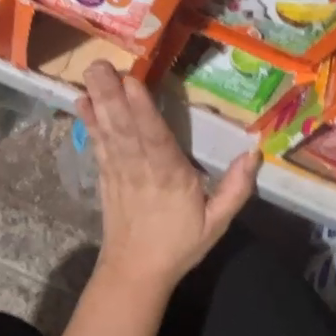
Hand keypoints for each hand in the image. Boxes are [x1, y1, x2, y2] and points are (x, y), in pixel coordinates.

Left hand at [76, 60, 260, 294]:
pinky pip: (97, 143)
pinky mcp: (105, 174)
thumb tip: (254, 152)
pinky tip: (80, 101)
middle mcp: (141, 169)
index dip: (143, 111)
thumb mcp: (217, 222)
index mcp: (170, 178)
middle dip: (112, 95)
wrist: (136, 271)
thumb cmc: (179, 244)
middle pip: (125, 128)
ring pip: (109, 130)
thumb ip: (236, 188)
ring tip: (91, 71)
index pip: (156, 140)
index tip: (134, 83)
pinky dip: (89, 121)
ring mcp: (119, 170)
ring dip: (99, 100)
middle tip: (100, 64)